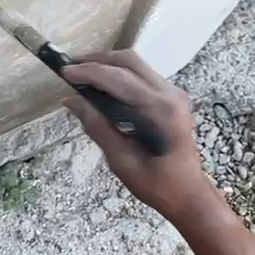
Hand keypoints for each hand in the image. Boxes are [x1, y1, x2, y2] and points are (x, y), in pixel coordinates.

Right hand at [61, 50, 220, 222]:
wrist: (190, 195)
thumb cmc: (158, 185)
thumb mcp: (122, 161)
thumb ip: (97, 127)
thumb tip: (72, 100)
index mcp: (161, 111)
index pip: (119, 79)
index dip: (89, 72)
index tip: (64, 71)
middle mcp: (171, 94)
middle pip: (129, 61)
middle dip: (97, 60)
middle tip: (70, 67)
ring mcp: (175, 94)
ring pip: (136, 65)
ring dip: (107, 64)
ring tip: (81, 73)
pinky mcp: (173, 98)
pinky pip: (142, 76)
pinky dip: (119, 74)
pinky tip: (101, 85)